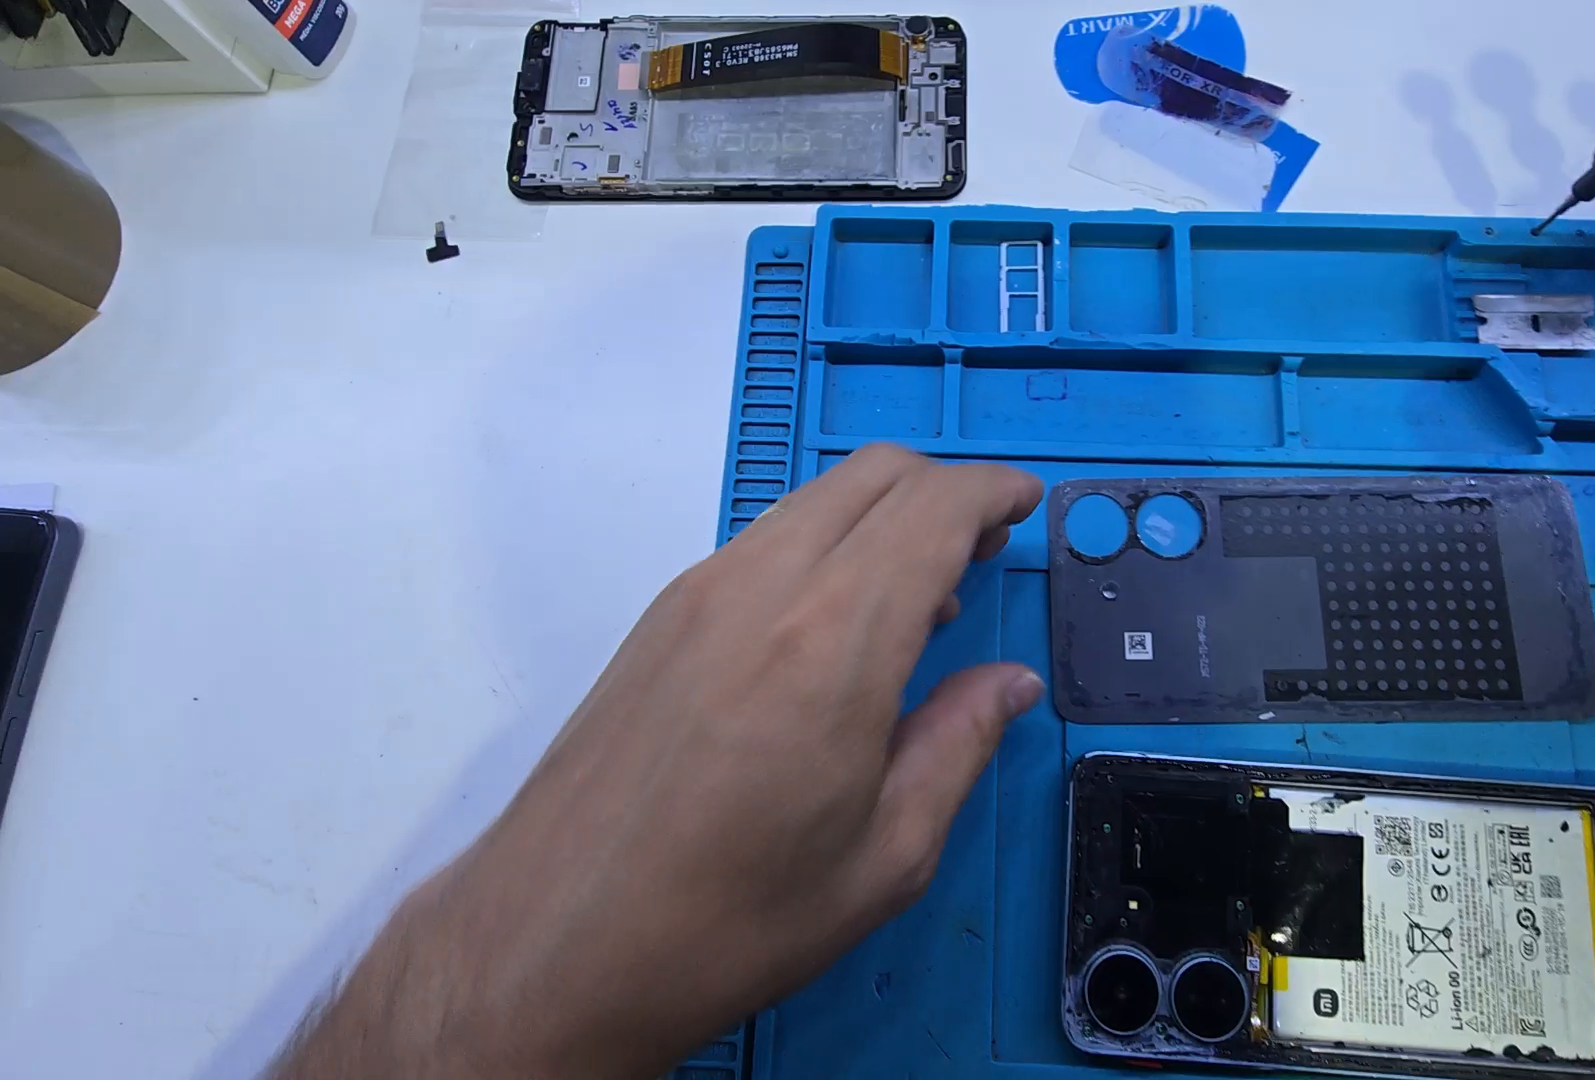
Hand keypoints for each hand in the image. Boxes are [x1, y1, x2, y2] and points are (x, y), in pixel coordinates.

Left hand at [272, 445, 1045, 1079]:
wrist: (551, 944)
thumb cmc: (735, 917)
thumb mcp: (888, 855)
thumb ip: (962, 744)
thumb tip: (1012, 684)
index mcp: (835, 641)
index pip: (932, 510)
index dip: (992, 489)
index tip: (1026, 502)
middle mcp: (766, 584)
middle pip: (877, 475)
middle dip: (948, 489)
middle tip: (985, 548)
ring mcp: (704, 586)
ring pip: (821, 496)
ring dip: (889, 514)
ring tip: (924, 593)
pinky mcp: (666, 608)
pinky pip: (774, 534)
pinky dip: (834, 540)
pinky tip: (842, 618)